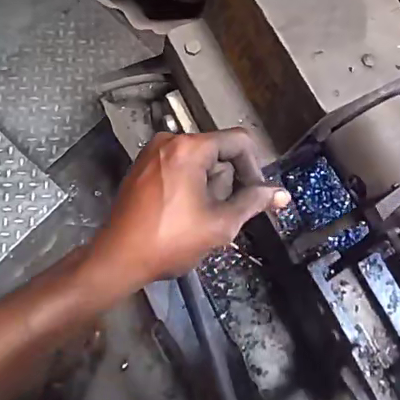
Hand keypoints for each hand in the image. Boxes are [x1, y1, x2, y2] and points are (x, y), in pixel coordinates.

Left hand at [86, 129, 289, 292]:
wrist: (117, 259)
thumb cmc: (170, 240)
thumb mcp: (220, 223)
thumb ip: (253, 202)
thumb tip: (281, 194)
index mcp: (190, 148)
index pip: (239, 142)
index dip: (254, 169)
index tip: (254, 196)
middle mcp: (170, 141)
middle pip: (218, 152)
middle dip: (225, 183)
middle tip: (219, 215)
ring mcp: (152, 152)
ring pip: (199, 161)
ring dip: (207, 187)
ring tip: (197, 218)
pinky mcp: (142, 166)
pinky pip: (179, 166)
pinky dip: (188, 185)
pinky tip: (181, 214)